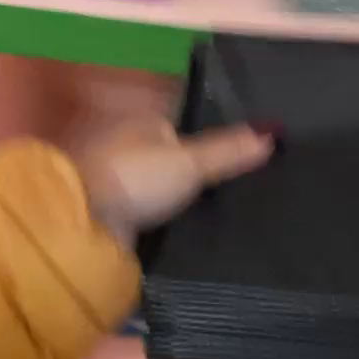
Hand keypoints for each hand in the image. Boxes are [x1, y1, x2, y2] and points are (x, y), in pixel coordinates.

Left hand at [75, 119, 273, 239]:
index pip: (185, 128)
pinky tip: (194, 234)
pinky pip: (154, 215)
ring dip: (183, 202)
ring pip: (163, 189)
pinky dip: (169, 222)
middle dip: (197, 175)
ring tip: (226, 217)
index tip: (242, 162)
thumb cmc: (135, 178)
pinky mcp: (118, 216)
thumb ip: (229, 150)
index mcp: (144, 124)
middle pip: (173, 160)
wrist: (84, 224)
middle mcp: (130, 149)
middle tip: (242, 194)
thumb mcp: (190, 162)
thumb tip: (274, 131)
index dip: (211, 143)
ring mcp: (121, 183)